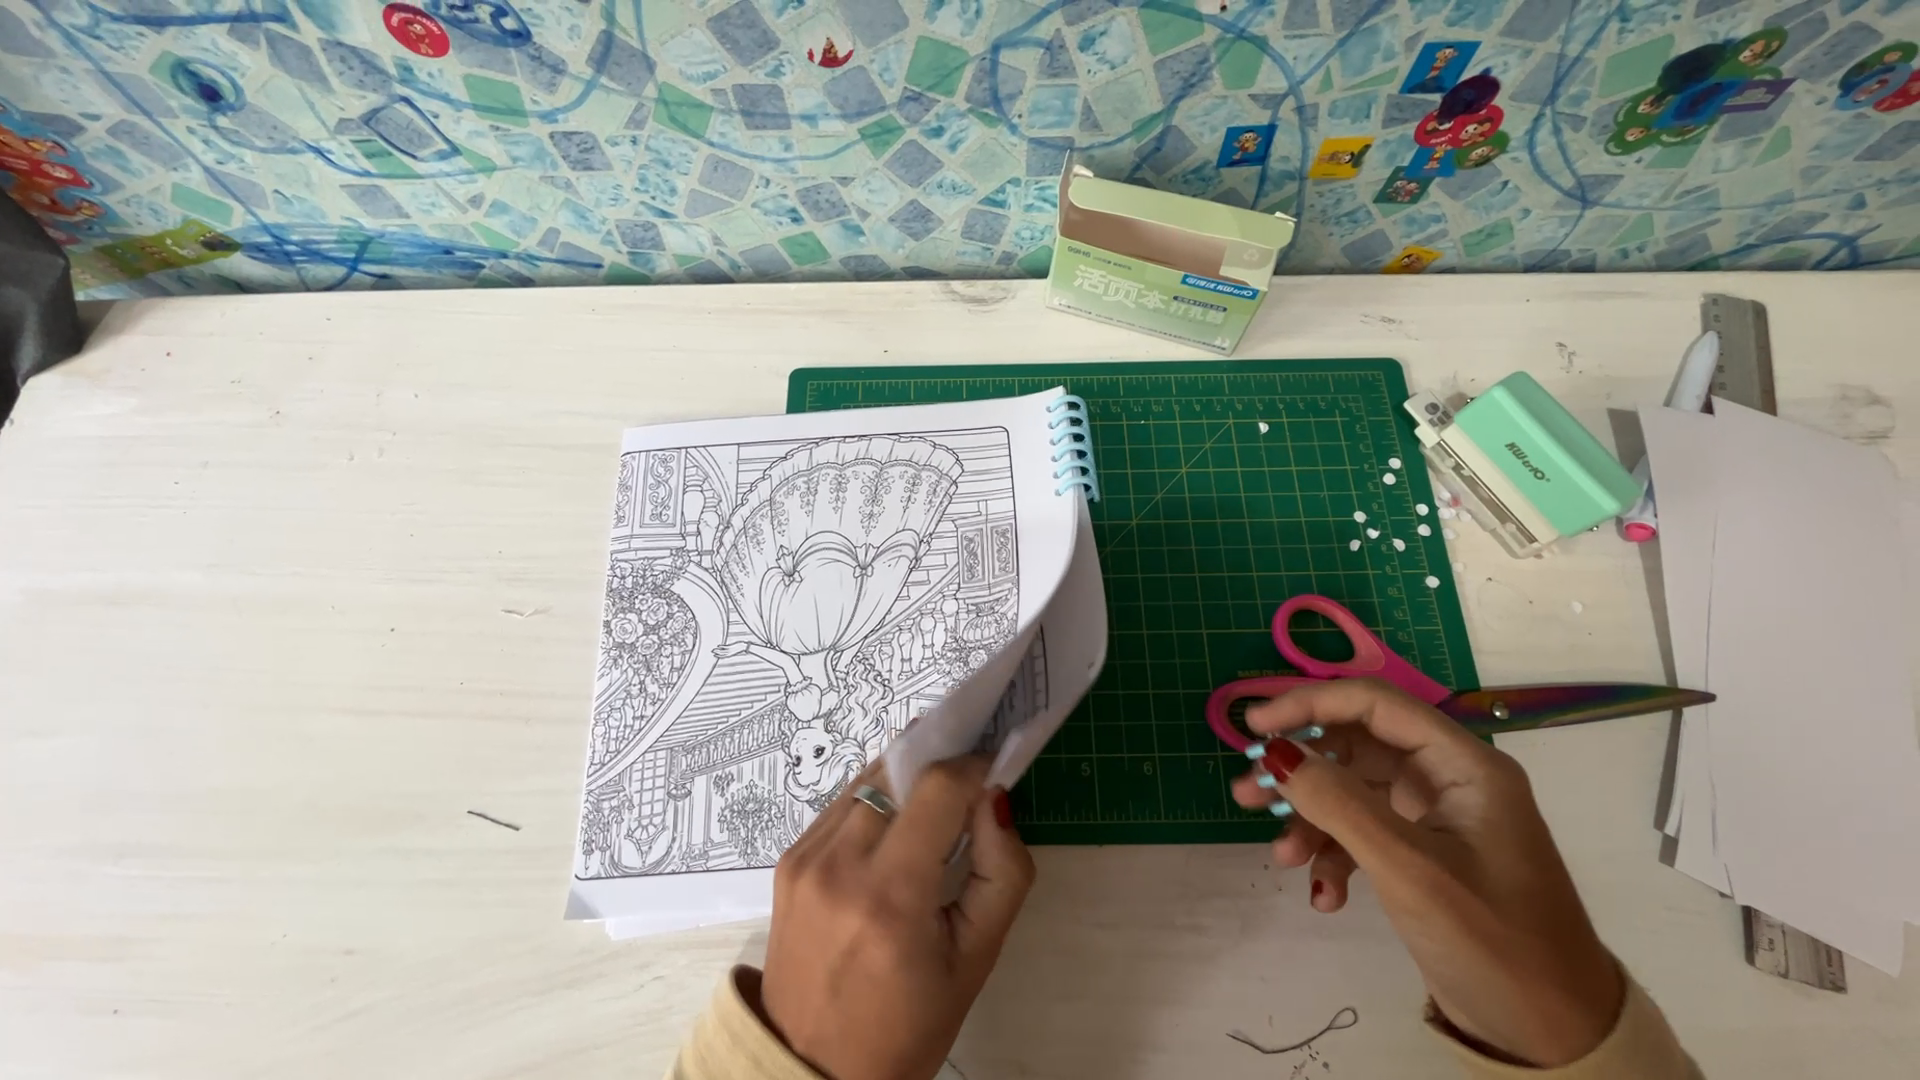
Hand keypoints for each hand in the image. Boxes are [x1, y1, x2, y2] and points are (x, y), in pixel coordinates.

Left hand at [757, 757, 1032, 1079]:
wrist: (812, 1069)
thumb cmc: (908, 1023)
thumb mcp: (977, 958)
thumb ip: (1002, 871)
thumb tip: (993, 797)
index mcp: (890, 897)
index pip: (937, 786)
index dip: (972, 764)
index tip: (993, 768)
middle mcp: (838, 864)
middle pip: (899, 771)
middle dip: (939, 766)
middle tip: (967, 785)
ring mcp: (805, 858)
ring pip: (868, 780)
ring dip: (906, 780)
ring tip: (931, 810)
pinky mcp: (788, 860)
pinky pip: (842, 805)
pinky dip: (875, 803)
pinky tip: (892, 834)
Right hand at [1232, 679, 1624, 1067]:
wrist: (1553, 1038)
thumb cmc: (1492, 941)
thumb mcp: (1407, 868)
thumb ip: (1338, 802)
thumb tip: (1275, 752)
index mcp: (1462, 765)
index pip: (1373, 704)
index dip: (1308, 703)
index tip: (1254, 725)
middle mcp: (1448, 778)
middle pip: (1354, 747)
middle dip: (1299, 770)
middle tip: (1247, 792)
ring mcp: (1435, 816)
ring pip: (1351, 791)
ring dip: (1310, 819)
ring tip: (1282, 857)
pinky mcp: (1423, 852)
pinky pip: (1362, 832)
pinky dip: (1334, 855)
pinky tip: (1325, 895)